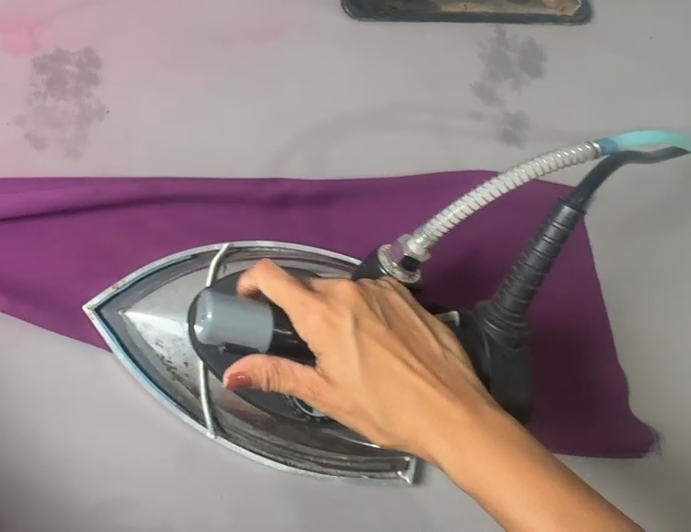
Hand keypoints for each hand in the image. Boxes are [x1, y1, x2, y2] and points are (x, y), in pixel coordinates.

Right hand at [222, 260, 502, 461]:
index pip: (269, 274)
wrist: (458, 416)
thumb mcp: (327, 395)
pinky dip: (364, 308)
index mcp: (319, 312)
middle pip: (305, 285)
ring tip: (350, 347)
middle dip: (297, 308)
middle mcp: (345, 289)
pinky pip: (369, 292)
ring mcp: (377, 287)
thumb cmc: (387, 410)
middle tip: (306, 343)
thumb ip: (276, 374)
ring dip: (333, 309)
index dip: (251, 283)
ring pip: (339, 290)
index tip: (250, 302)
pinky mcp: (404, 293)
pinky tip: (380, 339)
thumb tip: (232, 373)